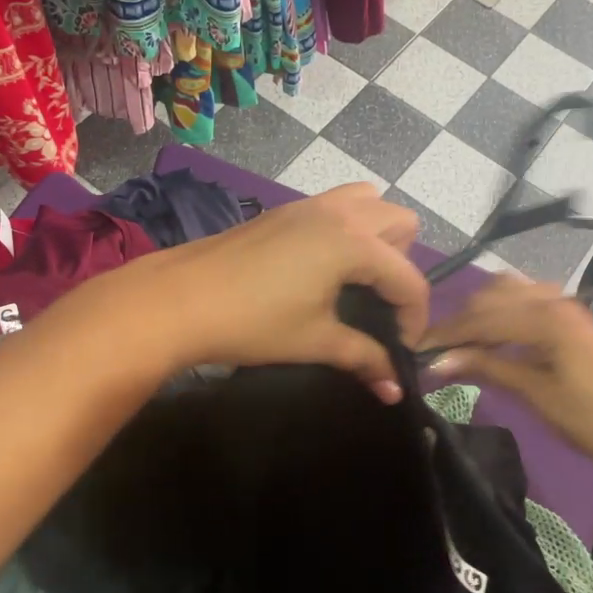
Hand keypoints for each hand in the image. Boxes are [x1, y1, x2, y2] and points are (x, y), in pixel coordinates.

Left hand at [85, 184, 428, 401]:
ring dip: (377, 238)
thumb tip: (396, 390)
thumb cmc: (252, 322)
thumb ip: (364, 359)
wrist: (178, 300)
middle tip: (377, 307)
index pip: (409, 279)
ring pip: (369, 202)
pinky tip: (322, 269)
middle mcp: (339, 212)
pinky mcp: (284, 210)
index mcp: (354, 242)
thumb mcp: (315, 341)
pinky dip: (347, 228)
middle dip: (401, 267)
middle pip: (401, 224)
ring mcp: (309, 204)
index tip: (400, 352)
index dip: (414, 319)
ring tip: (355, 281)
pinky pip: (337, 205)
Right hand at [422, 275, 592, 464]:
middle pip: (491, 297)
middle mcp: (554, 300)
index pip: (480, 317)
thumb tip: (439, 361)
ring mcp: (566, 305)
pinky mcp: (572, 318)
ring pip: (509, 292)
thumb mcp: (536, 394)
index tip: (415, 349)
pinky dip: (503, 313)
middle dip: (461, 321)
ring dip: (482, 312)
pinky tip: (495, 336)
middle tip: (436, 351)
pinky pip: (527, 300)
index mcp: (544, 317)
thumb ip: (489, 368)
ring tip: (462, 344)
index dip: (445, 333)